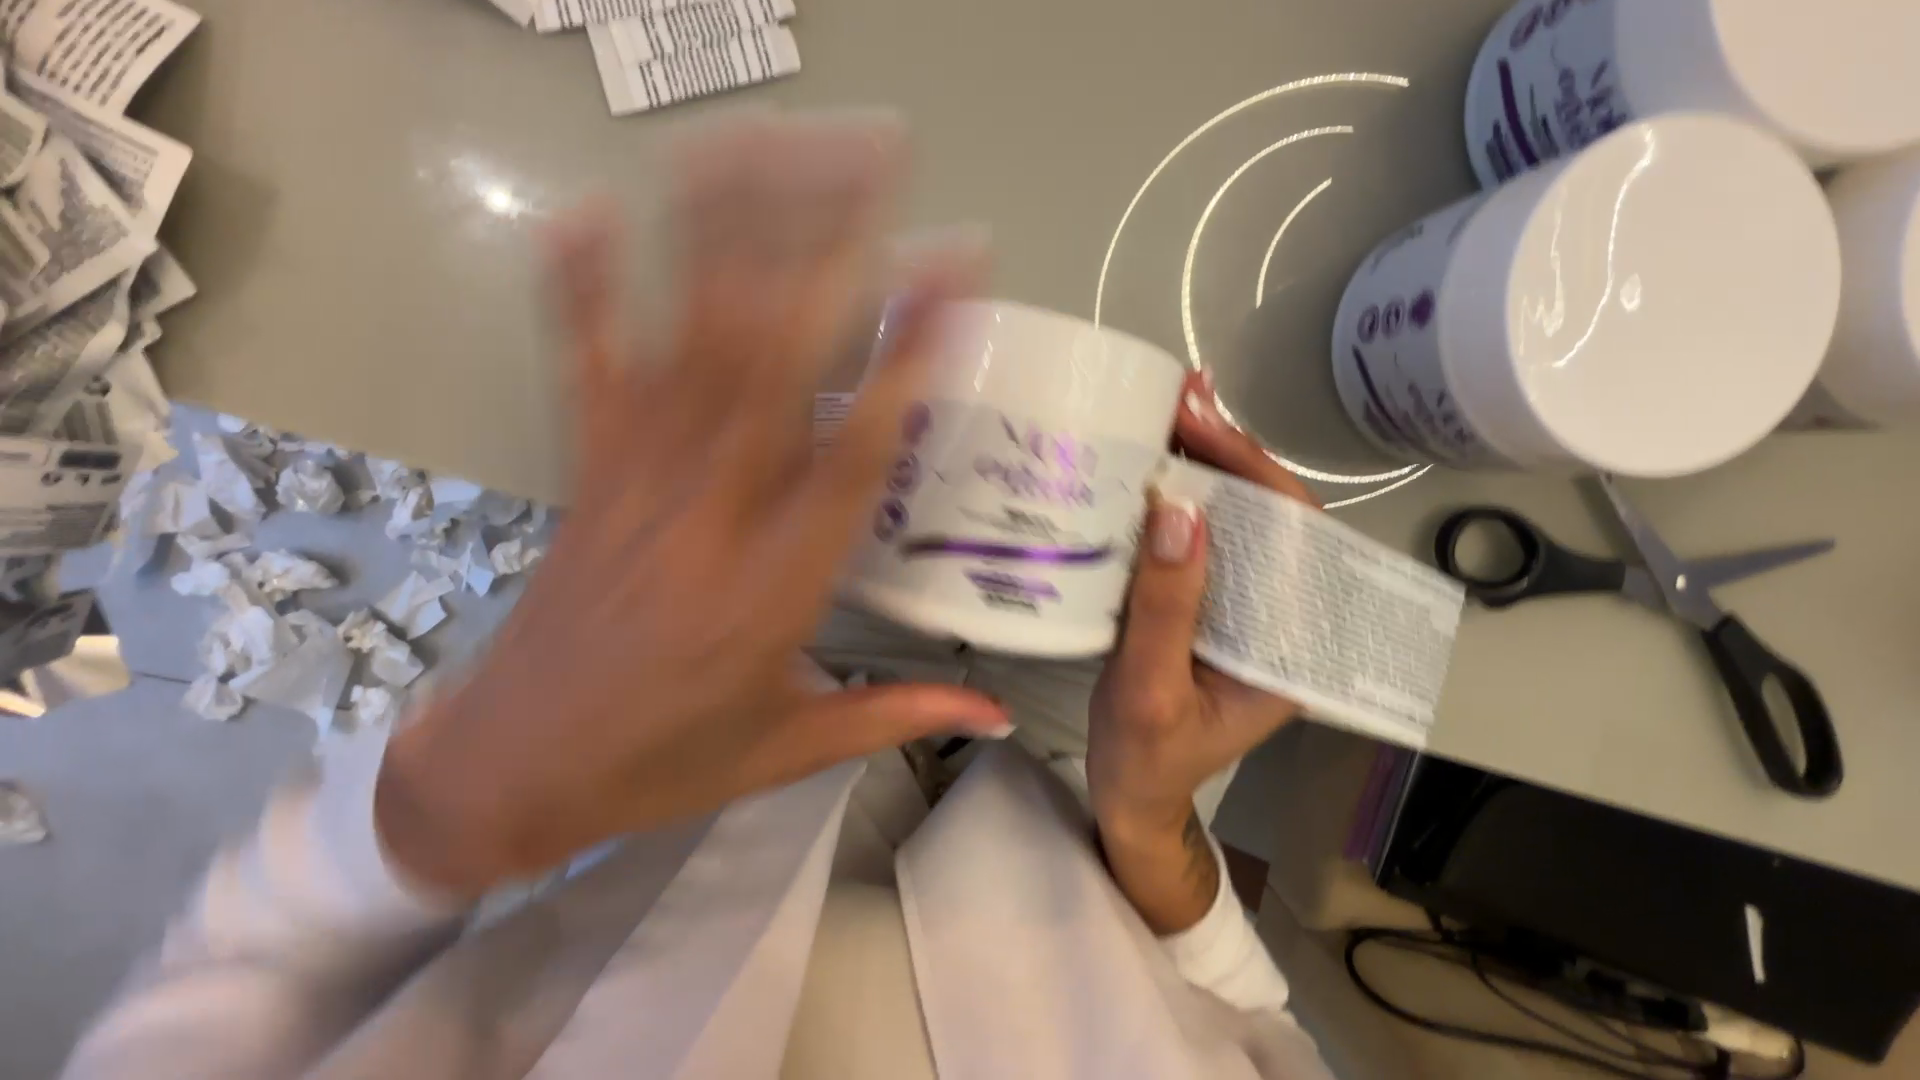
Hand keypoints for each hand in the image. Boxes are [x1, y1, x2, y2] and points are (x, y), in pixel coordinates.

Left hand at [375, 114, 1007, 896]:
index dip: (906, 356)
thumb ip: (899, 713)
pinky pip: (584, 369)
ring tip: (772, 140)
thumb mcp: (790, 749)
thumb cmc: (663, 761)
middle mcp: (709, 516)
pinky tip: (596, 209)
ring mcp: (637, 482)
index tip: (950, 272)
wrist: (509, 771)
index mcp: (775, 589)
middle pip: (770, 361)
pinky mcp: (584, 472)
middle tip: (876, 155)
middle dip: (825, 245)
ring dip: (729, 234)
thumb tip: (999, 708)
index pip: (853, 455)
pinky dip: (585, 288)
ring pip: (689, 343)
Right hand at [1087, 371, 1314, 930]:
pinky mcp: (1202, 605)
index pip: (1297, 536)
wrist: (1129, 798)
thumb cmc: (1144, 760)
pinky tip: (1146, 463)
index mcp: (1289, 644)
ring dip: (1201, 464)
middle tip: (1176, 398)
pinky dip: (1173, 497)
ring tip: (1161, 412)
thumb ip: (1168, 609)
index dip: (1256, 472)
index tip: (1202, 422)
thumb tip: (1181, 512)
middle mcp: (1276, 617)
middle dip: (1228, 452)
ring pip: (1234, 521)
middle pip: (1269, 517)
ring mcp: (1239, 609)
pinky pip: (1197, 541)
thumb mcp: (1149, 692)